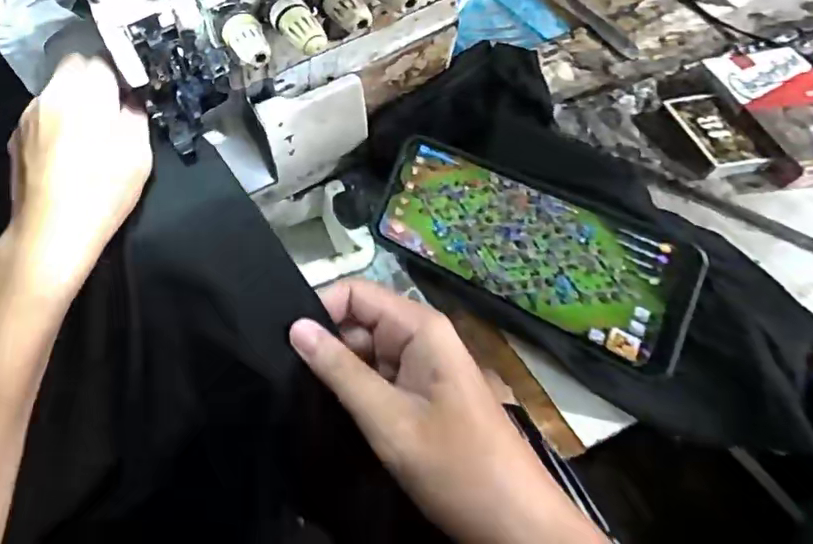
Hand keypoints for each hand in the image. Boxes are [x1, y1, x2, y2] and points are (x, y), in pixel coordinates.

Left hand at [0, 54, 152, 296]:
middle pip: (73, 67)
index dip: (114, 75)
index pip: (100, 60)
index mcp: (84, 93)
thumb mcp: (138, 154)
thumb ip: (135, 114)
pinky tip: (61, 152)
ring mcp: (28, 115)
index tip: (123, 95)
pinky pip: (39, 114)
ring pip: (54, 90)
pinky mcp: (14, 136)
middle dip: (90, 81)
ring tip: (82, 135)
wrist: (48, 235)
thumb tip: (128, 100)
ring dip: (69, 101)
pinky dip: (52, 122)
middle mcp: (51, 94)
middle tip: (105, 110)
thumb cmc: (101, 193)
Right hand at [289, 280, 605, 543]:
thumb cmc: (459, 469)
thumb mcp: (390, 421)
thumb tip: (295, 327)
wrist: (524, 532)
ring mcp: (424, 365)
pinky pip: (379, 374)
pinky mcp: (423, 392)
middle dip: (328, 341)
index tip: (288, 339)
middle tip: (293, 372)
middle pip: (357, 319)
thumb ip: (339, 371)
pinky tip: (340, 408)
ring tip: (311, 392)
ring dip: (341, 369)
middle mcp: (421, 336)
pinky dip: (358, 388)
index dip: (320, 308)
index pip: (354, 292)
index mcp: (420, 327)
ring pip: (365, 348)